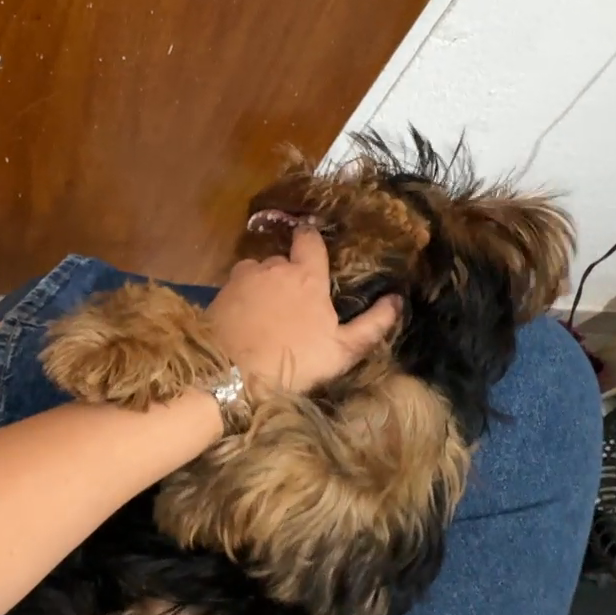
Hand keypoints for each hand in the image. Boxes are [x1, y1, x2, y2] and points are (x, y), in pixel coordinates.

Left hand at [207, 225, 400, 392]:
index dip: (311, 240)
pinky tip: (245, 317)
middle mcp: (273, 268)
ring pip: (256, 271)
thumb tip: (397, 300)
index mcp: (306, 276)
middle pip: (282, 260)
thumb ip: (373, 323)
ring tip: (267, 310)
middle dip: (288, 273)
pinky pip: (235, 286)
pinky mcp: (218, 293)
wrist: (232, 374)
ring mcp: (242, 279)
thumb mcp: (343, 350)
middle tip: (294, 300)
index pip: (310, 241)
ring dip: (263, 283)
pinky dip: (242, 295)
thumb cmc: (294, 361)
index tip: (313, 246)